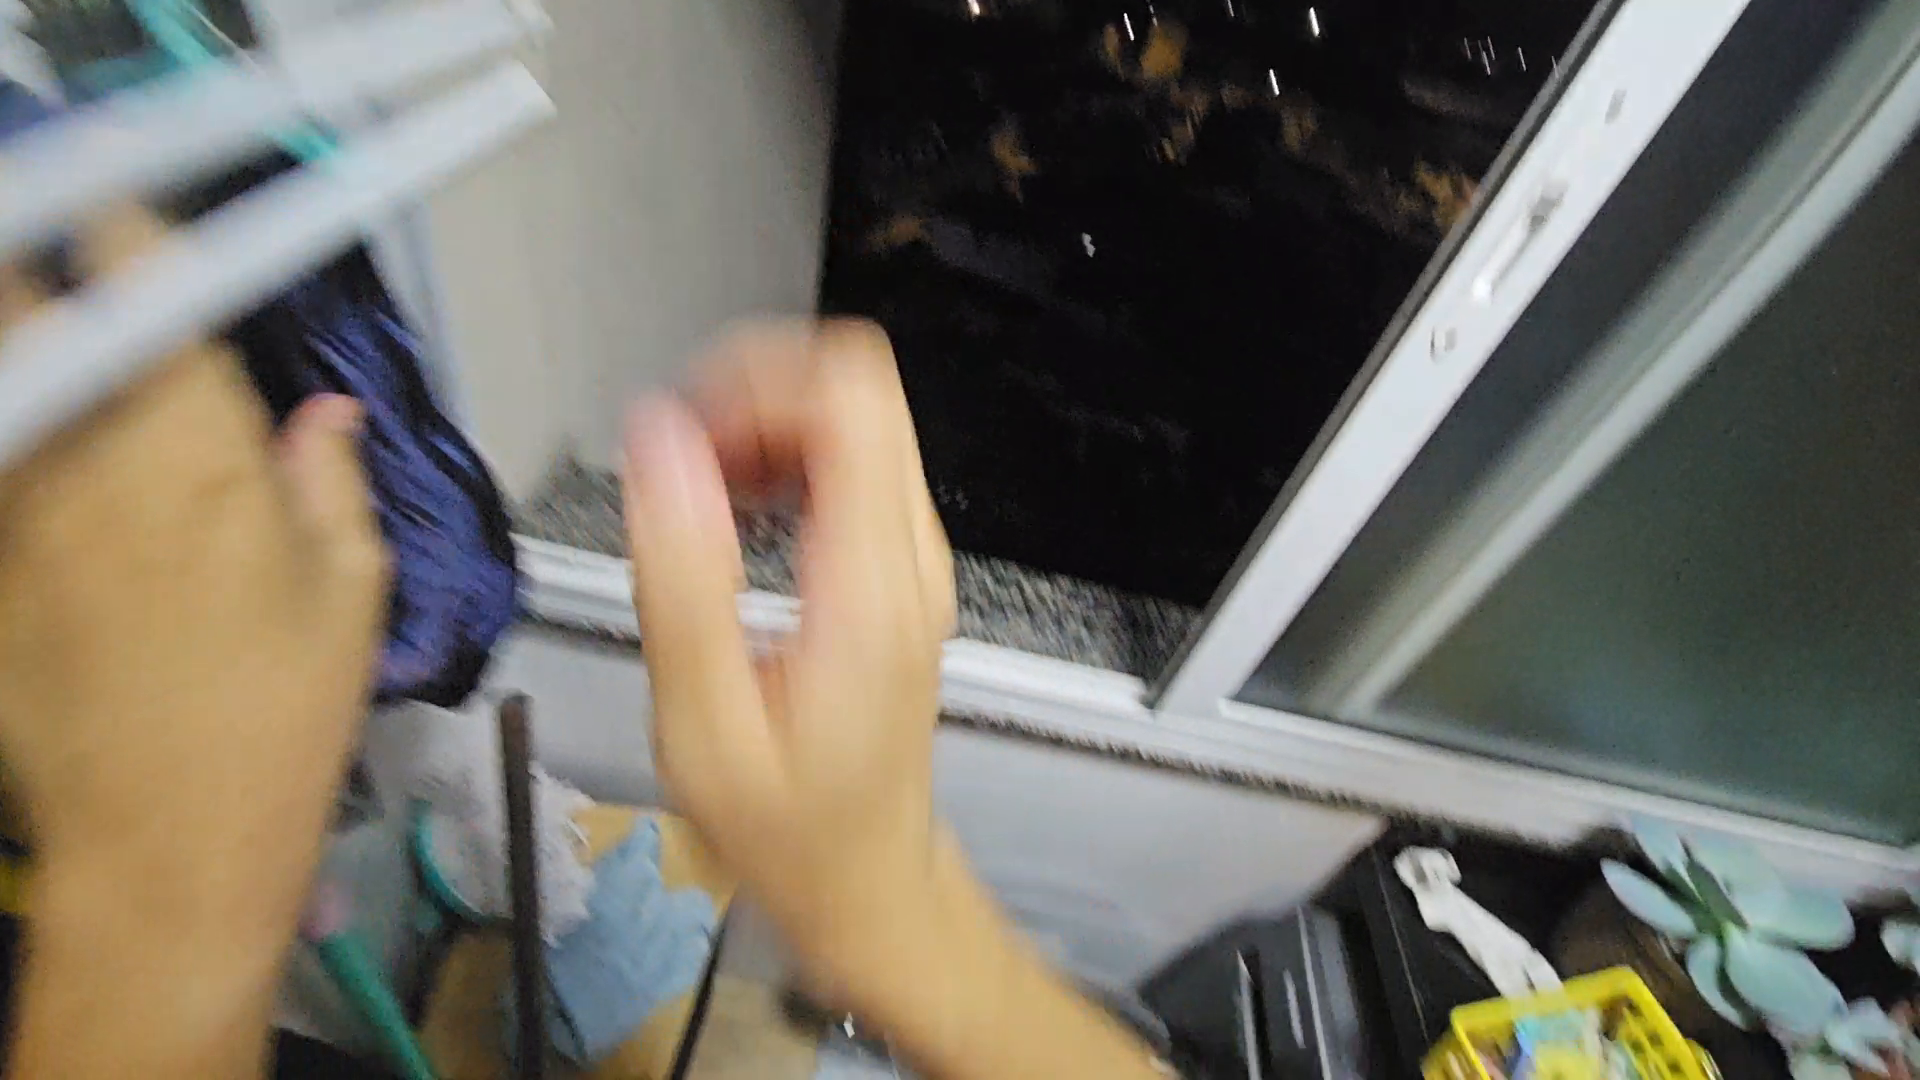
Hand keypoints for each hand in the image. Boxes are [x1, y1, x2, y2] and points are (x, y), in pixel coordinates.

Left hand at [0, 208, 387, 1076]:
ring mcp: (5, 514)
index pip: (147, 307)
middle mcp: (83, 466)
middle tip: (96, 271)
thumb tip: (324, 410)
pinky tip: (65, 444)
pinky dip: (23, 426)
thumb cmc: (289, 701)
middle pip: (30, 319)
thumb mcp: (351, 588)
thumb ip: (332, 481)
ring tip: (71, 338)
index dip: (139, 243)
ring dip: (24, 339)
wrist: (165, 828)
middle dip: (57, 278)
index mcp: (202, 467)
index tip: (143, 213)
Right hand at [624, 324, 1167, 1079]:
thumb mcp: (704, 721)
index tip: (684, 436)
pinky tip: (741, 509)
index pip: (851, 398)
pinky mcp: (903, 566)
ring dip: (771, 426)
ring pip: (859, 419)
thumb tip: (655, 435)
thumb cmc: (786, 824)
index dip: (759, 380)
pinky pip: (856, 466)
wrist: (870, 870)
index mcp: (871, 582)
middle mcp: (912, 551)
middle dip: (760, 394)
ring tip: (702, 488)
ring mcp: (917, 554)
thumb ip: (681, 572)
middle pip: (860, 389)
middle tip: (685, 460)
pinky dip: (792, 458)